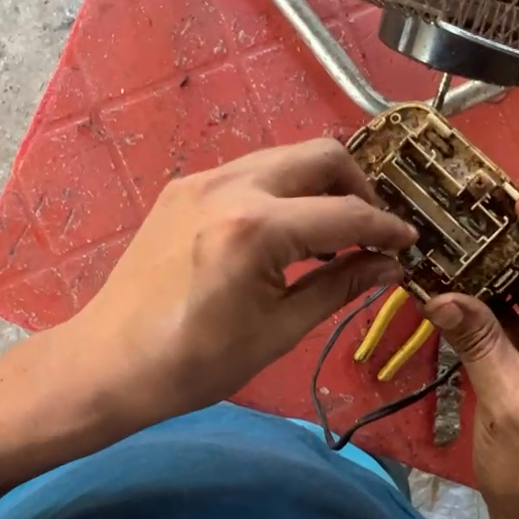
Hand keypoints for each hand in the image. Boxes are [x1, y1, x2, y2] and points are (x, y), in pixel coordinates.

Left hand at [59, 139, 415, 426]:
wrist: (109, 364)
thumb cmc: (197, 363)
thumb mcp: (279, 330)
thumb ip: (339, 286)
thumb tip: (389, 266)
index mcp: (256, 227)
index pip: (345, 213)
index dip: (386, 228)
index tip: (410, 242)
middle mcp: (230, 185)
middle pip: (320, 155)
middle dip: (358, 186)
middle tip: (372, 230)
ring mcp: (201, 180)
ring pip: (284, 157)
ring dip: (319, 185)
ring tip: (332, 234)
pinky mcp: (183, 188)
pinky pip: (251, 173)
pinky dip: (283, 191)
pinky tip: (286, 233)